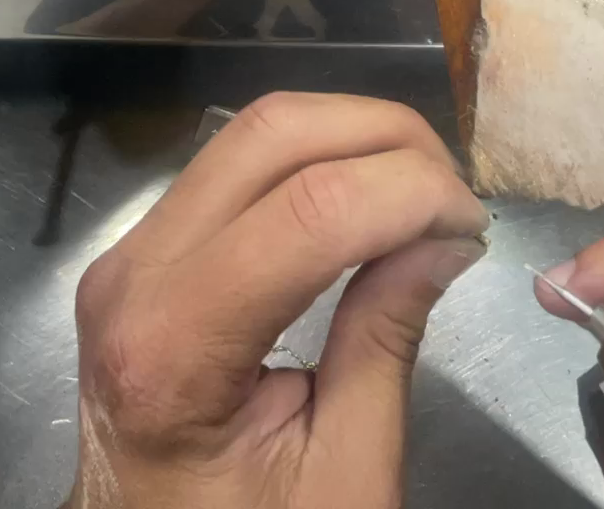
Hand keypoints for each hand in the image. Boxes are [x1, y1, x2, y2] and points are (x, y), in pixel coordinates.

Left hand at [68, 93, 488, 507]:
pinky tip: (364, 187)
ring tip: (420, 185)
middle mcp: (134, 269)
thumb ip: (386, 342)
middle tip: (453, 191)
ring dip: (351, 132)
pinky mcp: (145, 240)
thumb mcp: (341, 475)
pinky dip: (315, 152)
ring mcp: (131, 246)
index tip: (472, 224)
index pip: (307, 212)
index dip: (409, 192)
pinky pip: (236, 160)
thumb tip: (445, 237)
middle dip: (383, 134)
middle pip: (271, 135)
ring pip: (252, 129)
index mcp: (172, 345)